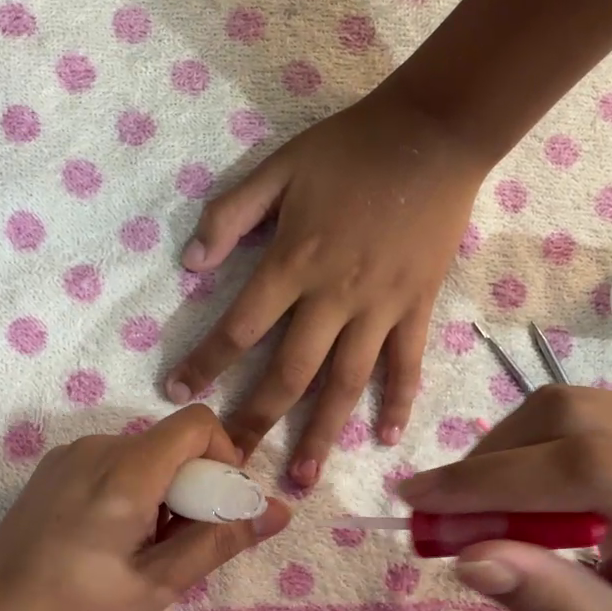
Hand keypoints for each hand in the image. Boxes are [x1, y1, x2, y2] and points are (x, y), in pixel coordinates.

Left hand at [0, 405, 291, 610]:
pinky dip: (131, 490)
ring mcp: (68, 455)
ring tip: (141, 550)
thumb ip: (218, 541)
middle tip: (178, 544)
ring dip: (161, 491)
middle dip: (192, 485)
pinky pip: (112, 463)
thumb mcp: (157, 586)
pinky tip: (110, 540)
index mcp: (123, 473)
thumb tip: (278, 511)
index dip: (223, 458)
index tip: (217, 507)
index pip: (196, 424)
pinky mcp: (52, 469)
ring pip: (143, 454)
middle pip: (170, 442)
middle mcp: (95, 447)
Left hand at [164, 92, 489, 485]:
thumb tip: (190, 264)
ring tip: (304, 479)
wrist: (435, 132)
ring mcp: (380, 308)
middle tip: (236, 464)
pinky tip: (385, 439)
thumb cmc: (349, 149)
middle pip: (289, 373)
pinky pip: (406, 363)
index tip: (176, 394)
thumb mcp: (279, 166)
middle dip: (258, 420)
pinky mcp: (417, 307)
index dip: (205, 363)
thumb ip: (231, 213)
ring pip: (345, 383)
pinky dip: (398, 401)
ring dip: (322, 433)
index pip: (239, 327)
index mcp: (294, 262)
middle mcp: (334, 297)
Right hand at [398, 387, 611, 610]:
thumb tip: (469, 558)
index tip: (420, 502)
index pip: (599, 468)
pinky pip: (574, 410)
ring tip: (476, 508)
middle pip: (576, 419)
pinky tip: (511, 490)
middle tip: (440, 514)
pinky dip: (521, 446)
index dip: (499, 479)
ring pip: (567, 405)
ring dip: (500, 451)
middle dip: (490, 462)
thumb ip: (554, 604)